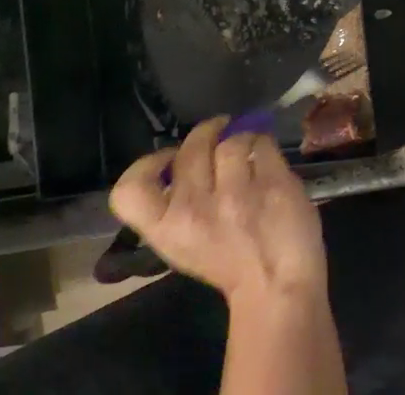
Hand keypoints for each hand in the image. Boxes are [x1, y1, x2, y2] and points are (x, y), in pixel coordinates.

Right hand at [109, 118, 326, 304]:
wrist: (274, 278)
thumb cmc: (228, 262)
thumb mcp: (181, 242)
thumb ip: (176, 208)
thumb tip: (182, 166)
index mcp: (163, 228)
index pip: (129, 188)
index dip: (146, 164)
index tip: (167, 156)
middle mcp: (195, 207)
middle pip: (191, 151)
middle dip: (205, 132)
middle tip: (217, 126)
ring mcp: (238, 192)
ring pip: (232, 143)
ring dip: (240, 136)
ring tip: (246, 140)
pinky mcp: (275, 182)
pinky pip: (265, 146)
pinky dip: (265, 142)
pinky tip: (265, 148)